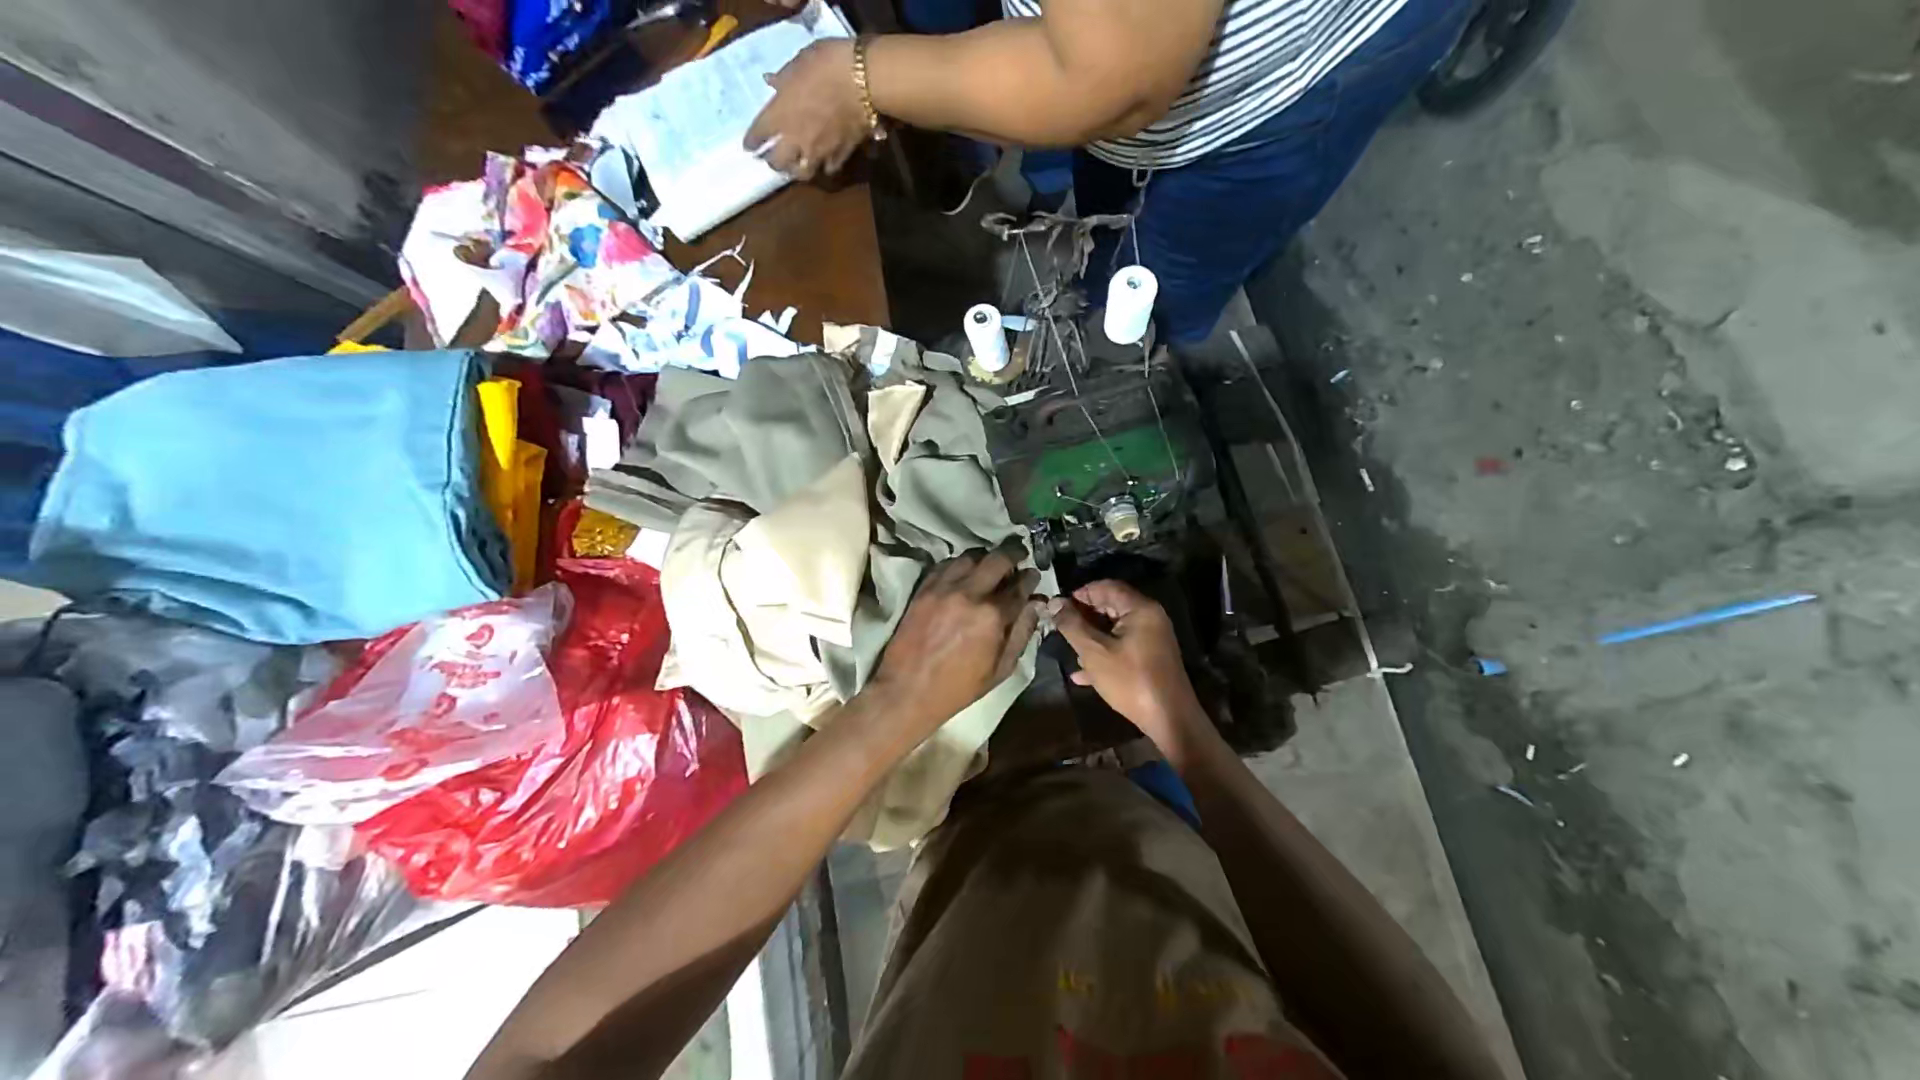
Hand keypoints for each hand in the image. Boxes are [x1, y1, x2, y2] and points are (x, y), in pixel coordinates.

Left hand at [743, 39, 869, 181]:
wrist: (864, 81)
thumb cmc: (827, 64)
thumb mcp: (798, 62)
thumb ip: (783, 78)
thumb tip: (770, 82)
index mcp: (779, 114)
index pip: (758, 135)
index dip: (752, 142)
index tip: (748, 146)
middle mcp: (795, 139)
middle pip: (778, 162)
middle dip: (774, 162)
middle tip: (773, 160)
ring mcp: (818, 151)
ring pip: (803, 173)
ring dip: (797, 171)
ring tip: (798, 169)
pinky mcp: (840, 156)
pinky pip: (829, 169)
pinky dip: (825, 167)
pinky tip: (826, 163)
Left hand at [863, 549, 1043, 741]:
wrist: (908, 690)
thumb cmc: (959, 687)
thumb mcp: (1001, 669)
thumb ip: (1022, 633)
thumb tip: (1036, 605)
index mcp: (992, 616)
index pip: (1020, 586)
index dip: (1031, 578)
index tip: (1033, 575)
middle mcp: (970, 593)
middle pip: (998, 559)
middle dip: (1014, 554)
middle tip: (1019, 555)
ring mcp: (943, 588)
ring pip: (971, 556)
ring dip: (985, 557)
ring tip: (990, 565)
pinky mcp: (923, 588)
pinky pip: (946, 564)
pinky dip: (960, 564)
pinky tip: (964, 572)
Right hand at [1050, 581, 1212, 766]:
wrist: (1169, 719)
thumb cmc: (1130, 681)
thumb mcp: (1094, 652)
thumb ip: (1072, 625)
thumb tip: (1054, 602)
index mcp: (1140, 609)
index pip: (1106, 587)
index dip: (1080, 593)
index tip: (1058, 607)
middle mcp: (1150, 618)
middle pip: (1111, 606)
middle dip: (1084, 616)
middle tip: (1060, 627)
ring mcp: (1152, 639)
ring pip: (1115, 629)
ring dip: (1091, 636)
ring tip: (1069, 649)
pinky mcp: (1151, 659)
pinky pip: (1123, 647)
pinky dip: (1104, 654)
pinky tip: (1082, 673)